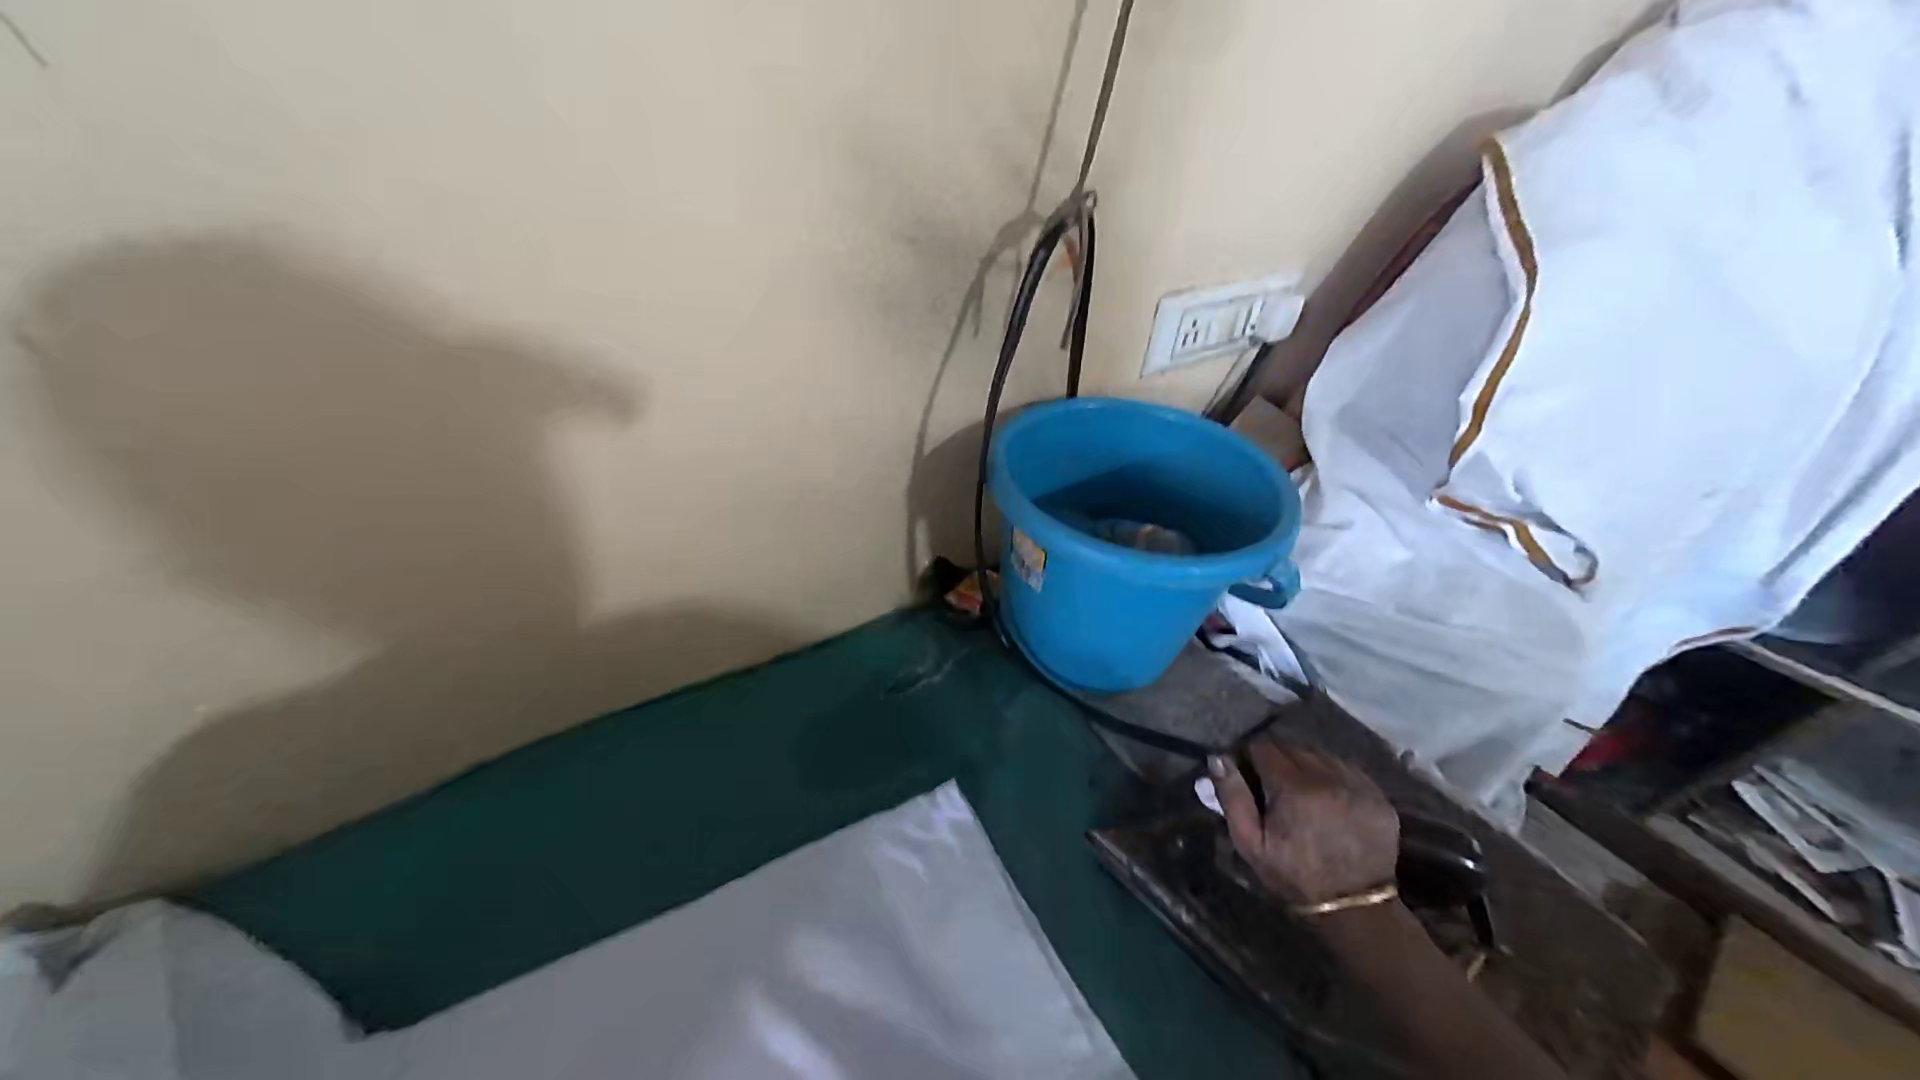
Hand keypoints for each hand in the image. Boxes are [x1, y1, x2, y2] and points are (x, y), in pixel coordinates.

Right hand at [1210, 740, 1399, 904]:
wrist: (1354, 906)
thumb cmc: (1294, 874)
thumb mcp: (1250, 842)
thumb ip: (1232, 796)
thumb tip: (1218, 758)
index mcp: (1293, 787)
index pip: (1263, 747)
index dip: (1250, 758)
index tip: (1249, 777)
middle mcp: (1327, 777)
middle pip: (1292, 748)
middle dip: (1277, 761)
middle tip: (1274, 788)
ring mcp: (1357, 784)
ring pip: (1319, 755)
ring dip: (1305, 766)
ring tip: (1302, 793)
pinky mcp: (1378, 795)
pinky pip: (1346, 769)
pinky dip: (1332, 776)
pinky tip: (1327, 799)